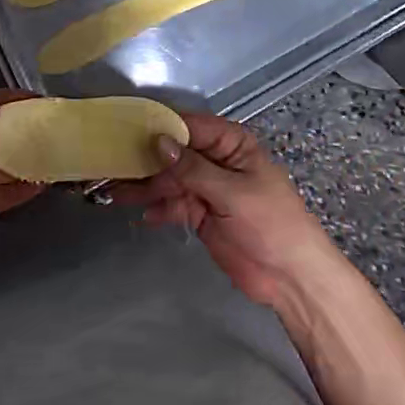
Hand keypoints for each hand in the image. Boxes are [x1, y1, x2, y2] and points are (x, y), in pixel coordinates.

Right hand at [114, 114, 343, 311]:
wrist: (292, 278)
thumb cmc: (271, 224)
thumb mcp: (232, 193)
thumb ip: (193, 168)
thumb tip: (159, 141)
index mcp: (232, 144)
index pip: (190, 126)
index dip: (160, 127)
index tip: (127, 130)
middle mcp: (217, 161)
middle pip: (175, 153)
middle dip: (146, 160)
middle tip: (112, 164)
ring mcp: (208, 189)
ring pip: (169, 180)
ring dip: (146, 187)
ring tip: (115, 192)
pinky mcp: (201, 215)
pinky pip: (173, 205)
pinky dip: (158, 209)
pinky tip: (143, 215)